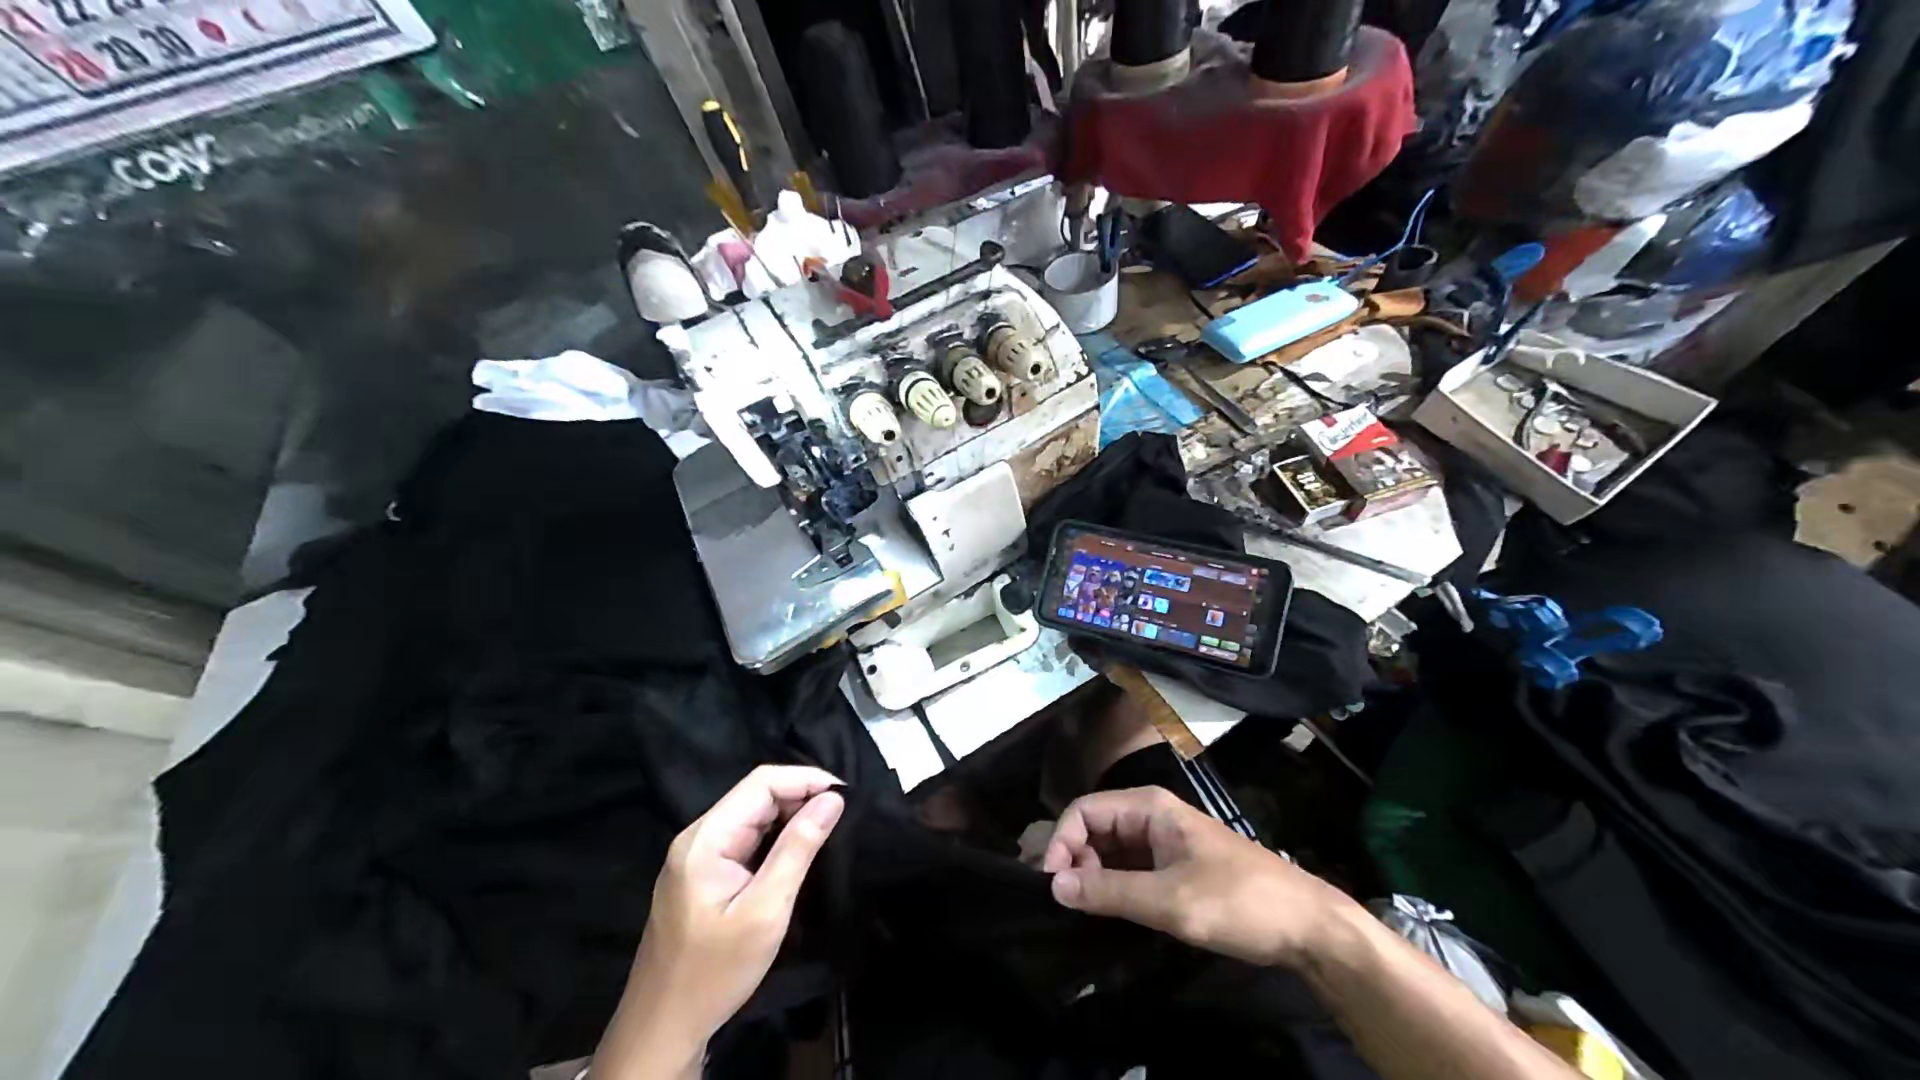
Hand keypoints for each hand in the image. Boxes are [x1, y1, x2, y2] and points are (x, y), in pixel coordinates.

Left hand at [596, 766, 844, 1077]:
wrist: (661, 1027)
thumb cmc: (715, 971)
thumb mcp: (765, 910)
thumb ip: (798, 848)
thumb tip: (832, 799)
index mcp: (706, 838)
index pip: (761, 783)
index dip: (806, 779)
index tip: (845, 795)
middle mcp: (698, 836)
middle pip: (756, 794)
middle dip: (801, 795)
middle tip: (842, 815)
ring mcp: (698, 854)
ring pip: (752, 814)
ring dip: (791, 815)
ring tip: (828, 828)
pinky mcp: (703, 872)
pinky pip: (745, 837)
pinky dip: (775, 835)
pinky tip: (798, 848)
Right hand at [1041, 786, 1360, 968]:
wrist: (1308, 926)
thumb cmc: (1237, 901)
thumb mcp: (1169, 900)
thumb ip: (1109, 892)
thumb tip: (1054, 886)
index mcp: (1149, 807)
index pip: (1084, 810)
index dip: (1061, 842)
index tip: (1053, 885)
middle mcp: (1151, 816)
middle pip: (1094, 827)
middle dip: (1075, 860)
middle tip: (1071, 903)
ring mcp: (1164, 840)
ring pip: (1110, 849)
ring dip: (1093, 875)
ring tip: (1089, 912)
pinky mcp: (1174, 865)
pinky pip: (1129, 867)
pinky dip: (1113, 885)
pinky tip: (1110, 911)